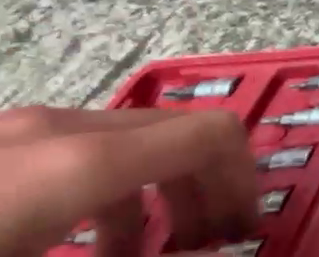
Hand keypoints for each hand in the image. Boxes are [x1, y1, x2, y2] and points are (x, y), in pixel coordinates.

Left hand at [0, 106, 257, 256]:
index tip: (242, 230)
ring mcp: (20, 131)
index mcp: (84, 160)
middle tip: (204, 242)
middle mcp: (63, 127)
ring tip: (142, 250)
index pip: (212, 134)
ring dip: (154, 192)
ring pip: (125, 141)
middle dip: (204, 188)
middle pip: (177, 133)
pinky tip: (81, 239)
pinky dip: (103, 188)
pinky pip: (74, 150)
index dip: (242, 179)